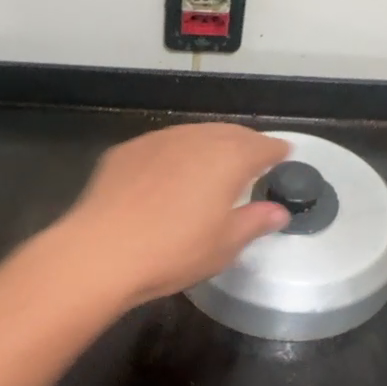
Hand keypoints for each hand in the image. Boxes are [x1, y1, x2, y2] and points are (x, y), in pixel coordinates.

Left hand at [52, 123, 290, 305]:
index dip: (276, 151)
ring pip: (193, 135)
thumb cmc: (173, 252)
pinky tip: (171, 175)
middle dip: (245, 144)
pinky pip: (162, 146)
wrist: (102, 251)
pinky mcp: (126, 152)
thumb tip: (278, 211)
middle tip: (253, 160)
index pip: (262, 146)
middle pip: (228, 133)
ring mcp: (156, 141)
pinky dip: (175, 155)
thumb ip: (254, 222)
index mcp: (227, 158)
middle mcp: (194, 138)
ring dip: (209, 146)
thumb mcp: (224, 245)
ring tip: (214, 166)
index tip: (284, 156)